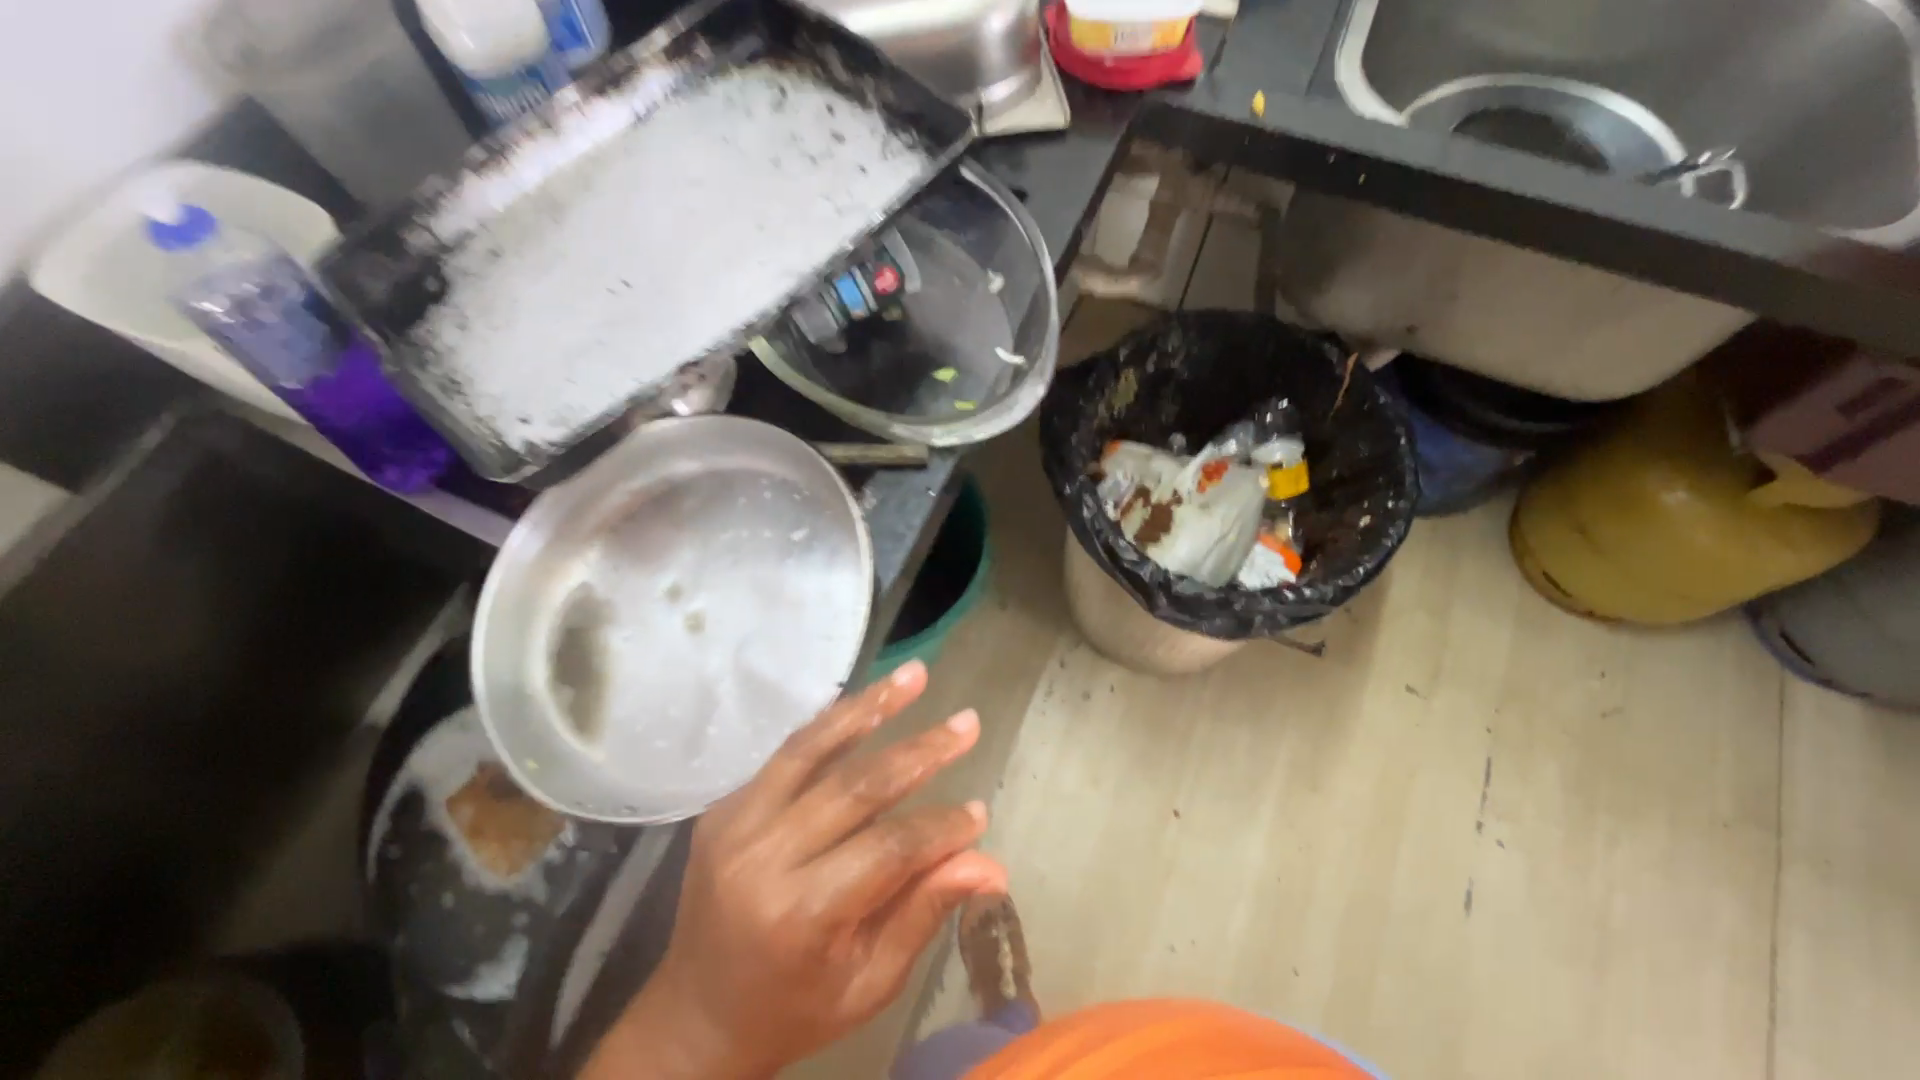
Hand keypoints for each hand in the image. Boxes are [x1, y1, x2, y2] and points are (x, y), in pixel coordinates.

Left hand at [585, 660, 1005, 1079]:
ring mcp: (734, 825)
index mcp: (800, 914)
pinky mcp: (722, 809)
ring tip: (916, 674)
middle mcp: (762, 859)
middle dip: (919, 751)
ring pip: (813, 750)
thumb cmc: (796, 1008)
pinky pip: (785, 757)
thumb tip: (990, 863)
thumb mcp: (869, 982)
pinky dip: (830, 726)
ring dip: (871, 707)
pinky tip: (868, 702)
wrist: (697, 1013)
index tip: (981, 812)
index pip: (889, 849)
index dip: (941, 828)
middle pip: (854, 787)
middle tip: (968, 724)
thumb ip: (923, 912)